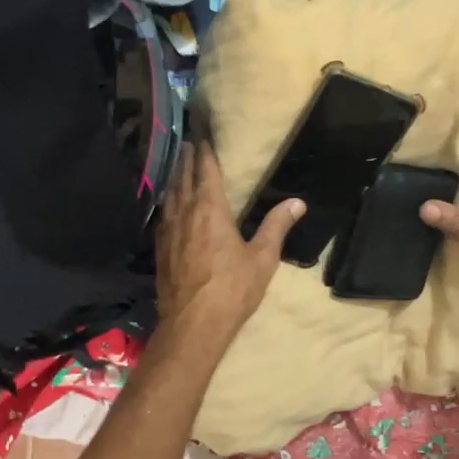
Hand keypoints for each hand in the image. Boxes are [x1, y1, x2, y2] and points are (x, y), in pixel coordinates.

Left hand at [157, 141, 303, 342]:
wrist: (193, 324)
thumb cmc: (232, 289)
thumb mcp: (262, 258)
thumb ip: (277, 226)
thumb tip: (297, 202)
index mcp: (210, 209)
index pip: (206, 170)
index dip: (205, 151)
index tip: (203, 134)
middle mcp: (185, 213)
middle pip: (183, 178)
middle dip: (186, 159)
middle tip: (188, 143)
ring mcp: (168, 232)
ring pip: (170, 196)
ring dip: (175, 178)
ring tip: (178, 168)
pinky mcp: (160, 250)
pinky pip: (164, 216)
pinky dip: (168, 202)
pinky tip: (170, 207)